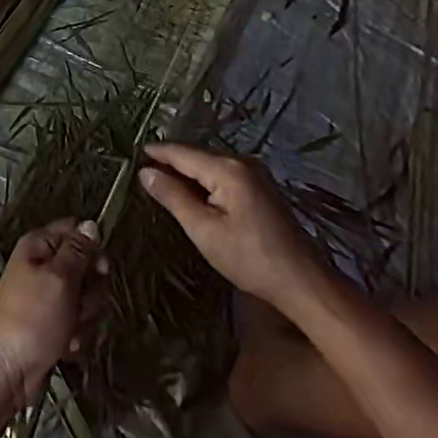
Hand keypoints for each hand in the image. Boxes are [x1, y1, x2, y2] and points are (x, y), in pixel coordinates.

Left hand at [0, 218, 105, 406]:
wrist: (8, 370)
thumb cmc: (32, 318)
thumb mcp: (59, 278)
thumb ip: (79, 251)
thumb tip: (91, 224)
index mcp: (39, 246)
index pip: (76, 231)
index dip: (92, 248)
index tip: (99, 268)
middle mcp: (43, 267)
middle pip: (87, 268)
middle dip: (90, 291)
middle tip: (77, 304)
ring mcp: (49, 297)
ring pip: (87, 299)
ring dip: (84, 317)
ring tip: (68, 329)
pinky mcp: (54, 324)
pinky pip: (80, 322)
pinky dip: (77, 335)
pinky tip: (65, 345)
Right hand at [138, 142, 326, 303]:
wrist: (303, 283)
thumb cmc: (249, 259)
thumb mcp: (204, 230)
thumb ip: (173, 197)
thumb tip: (146, 172)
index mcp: (228, 169)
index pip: (182, 153)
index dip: (157, 153)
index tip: (133, 153)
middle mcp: (243, 163)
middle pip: (197, 156)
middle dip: (171, 162)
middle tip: (142, 169)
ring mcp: (256, 174)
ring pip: (210, 165)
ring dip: (187, 173)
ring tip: (161, 180)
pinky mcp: (262, 188)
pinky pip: (224, 175)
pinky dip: (205, 181)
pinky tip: (192, 193)